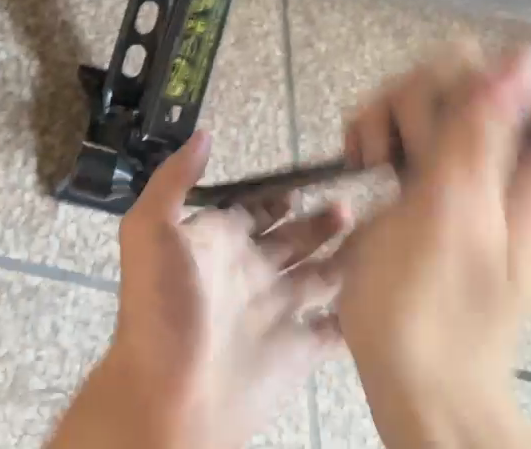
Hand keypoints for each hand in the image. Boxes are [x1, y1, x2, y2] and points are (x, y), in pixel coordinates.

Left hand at [47, 131, 351, 448]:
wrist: (171, 395)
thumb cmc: (161, 307)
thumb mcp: (150, 229)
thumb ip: (174, 179)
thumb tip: (202, 134)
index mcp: (218, 242)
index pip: (254, 208)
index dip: (279, 194)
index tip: (312, 175)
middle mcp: (249, 272)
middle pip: (293, 238)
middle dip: (320, 220)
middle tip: (353, 201)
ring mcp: (275, 312)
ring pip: (318, 276)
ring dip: (343, 257)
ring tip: (377, 233)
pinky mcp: (297, 351)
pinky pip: (332, 328)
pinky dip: (354, 313)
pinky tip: (381, 292)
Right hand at [336, 42, 530, 447]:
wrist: (412, 375)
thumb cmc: (433, 310)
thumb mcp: (453, 215)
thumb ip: (484, 134)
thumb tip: (523, 60)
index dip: (515, 65)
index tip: (464, 97)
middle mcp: (518, 155)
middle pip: (482, 67)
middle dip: (430, 92)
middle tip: (409, 149)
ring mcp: (474, 164)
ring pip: (435, 87)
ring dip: (392, 112)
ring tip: (375, 161)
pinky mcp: (434, 175)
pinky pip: (406, 118)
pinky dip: (377, 128)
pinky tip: (362, 161)